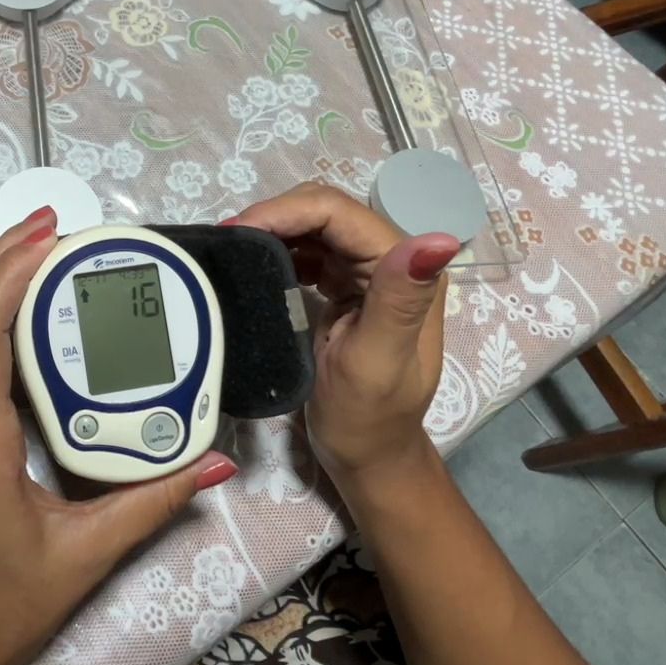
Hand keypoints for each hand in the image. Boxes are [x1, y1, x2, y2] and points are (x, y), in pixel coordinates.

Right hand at [229, 184, 459, 483]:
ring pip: (315, 224)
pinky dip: (279, 246)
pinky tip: (256, 264)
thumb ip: (399, 299)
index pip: (341, 214)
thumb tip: (436, 240)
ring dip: (275, 228)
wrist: (366, 454)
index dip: (287, 210)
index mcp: (406, 271)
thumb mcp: (376, 362)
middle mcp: (392, 261)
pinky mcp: (345, 285)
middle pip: (327, 210)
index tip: (238, 230)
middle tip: (229, 239)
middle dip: (277, 214)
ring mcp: (367, 272)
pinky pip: (309, 248)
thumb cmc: (368, 416)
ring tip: (235, 247)